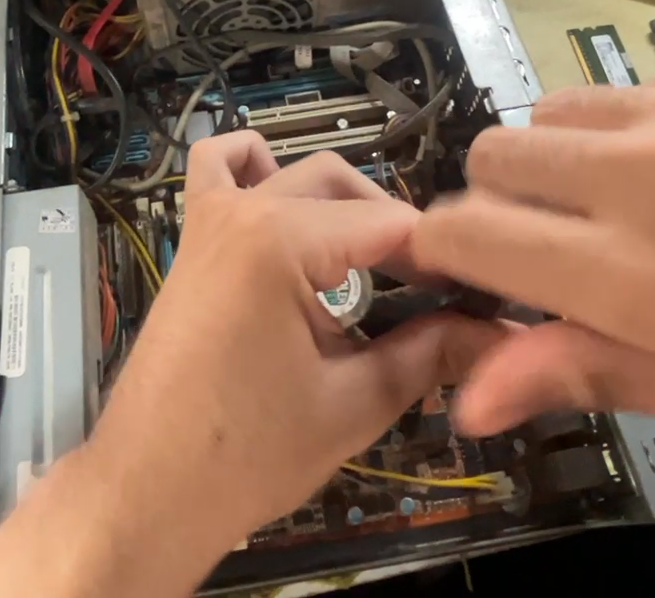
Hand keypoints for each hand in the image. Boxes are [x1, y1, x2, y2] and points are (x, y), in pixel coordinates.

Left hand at [90, 132, 505, 545]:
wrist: (148, 488)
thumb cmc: (247, 455)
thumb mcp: (352, 404)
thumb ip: (432, 353)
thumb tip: (505, 335)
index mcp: (283, 240)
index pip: (390, 225)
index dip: (443, 259)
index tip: (479, 293)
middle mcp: (245, 208)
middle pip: (347, 189)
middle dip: (398, 232)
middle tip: (435, 290)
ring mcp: (210, 217)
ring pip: (294, 172)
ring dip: (340, 199)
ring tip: (370, 254)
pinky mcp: (193, 239)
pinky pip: (216, 170)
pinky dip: (253, 166)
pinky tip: (281, 196)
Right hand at [412, 59, 654, 476]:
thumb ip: (588, 375)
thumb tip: (470, 396)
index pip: (470, 233)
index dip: (442, 250)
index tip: (459, 268)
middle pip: (495, 153)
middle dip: (500, 201)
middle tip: (556, 243)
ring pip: (556, 108)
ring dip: (565, 157)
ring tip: (631, 200)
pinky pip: (640, 87)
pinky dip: (637, 129)